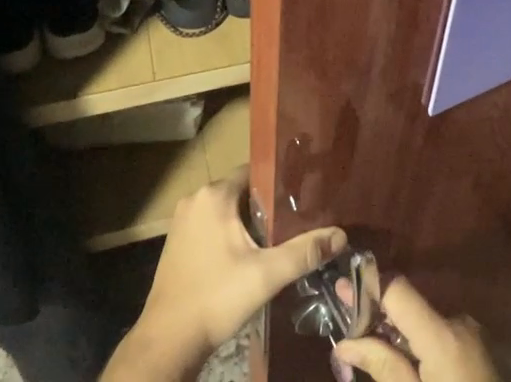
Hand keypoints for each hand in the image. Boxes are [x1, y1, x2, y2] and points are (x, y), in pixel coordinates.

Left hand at [103, 167, 346, 380]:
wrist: (170, 338)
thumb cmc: (217, 298)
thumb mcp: (267, 275)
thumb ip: (304, 251)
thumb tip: (340, 235)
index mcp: (214, 195)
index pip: (255, 171)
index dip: (280, 182)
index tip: (303, 195)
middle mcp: (195, 199)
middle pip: (241, 191)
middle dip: (266, 205)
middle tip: (296, 220)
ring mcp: (182, 220)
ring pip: (226, 209)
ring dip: (247, 221)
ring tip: (277, 237)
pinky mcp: (177, 241)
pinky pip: (211, 224)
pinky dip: (229, 233)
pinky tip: (247, 254)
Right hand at [332, 276, 503, 381]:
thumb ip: (383, 368)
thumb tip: (345, 343)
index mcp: (442, 335)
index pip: (398, 288)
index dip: (368, 286)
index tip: (340, 290)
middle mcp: (460, 323)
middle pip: (411, 307)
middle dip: (380, 319)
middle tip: (352, 337)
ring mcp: (476, 334)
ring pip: (427, 323)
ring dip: (403, 336)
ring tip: (382, 357)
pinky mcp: (484, 348)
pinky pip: (445, 335)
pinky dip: (424, 345)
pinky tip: (414, 368)